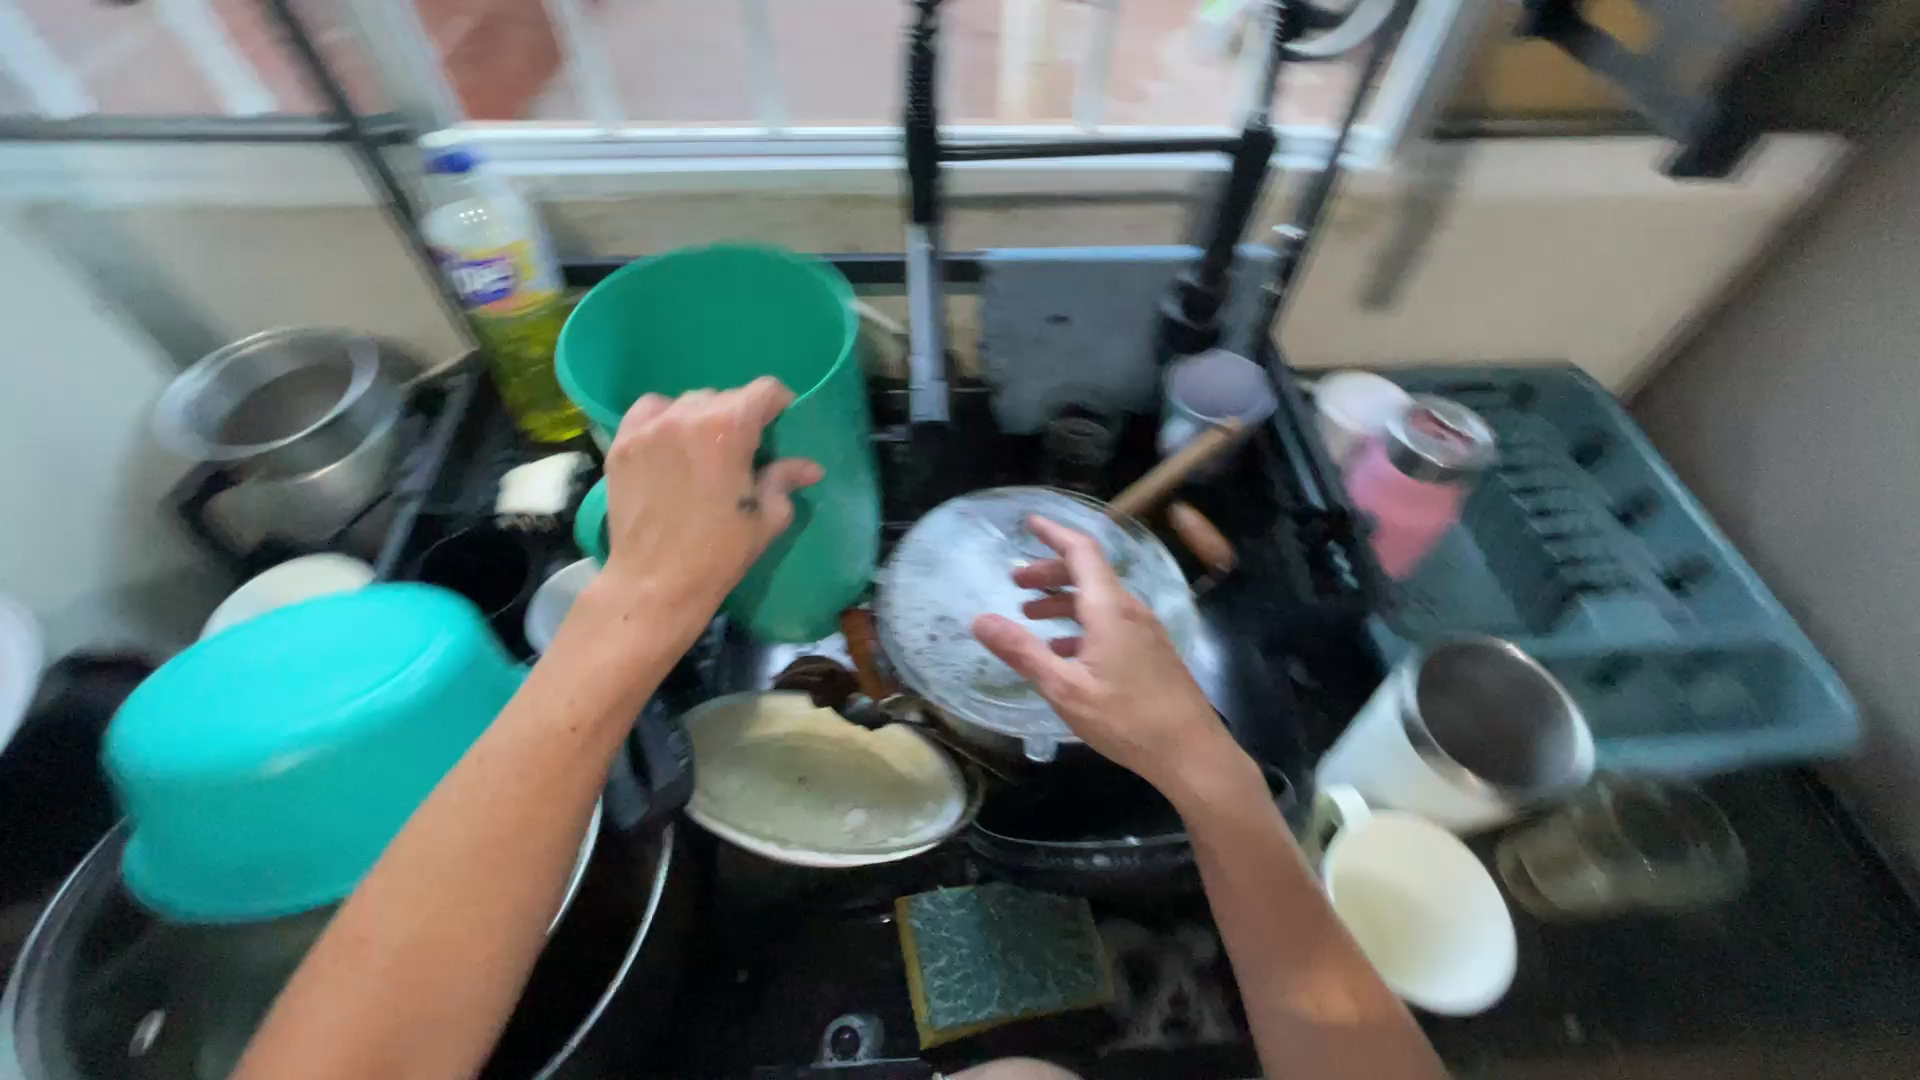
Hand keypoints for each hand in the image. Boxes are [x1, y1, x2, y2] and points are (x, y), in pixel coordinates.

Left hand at [596, 377, 822, 618]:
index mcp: (729, 429)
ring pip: (687, 403)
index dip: (779, 404)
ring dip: (703, 418)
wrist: (657, 582)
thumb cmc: (720, 553)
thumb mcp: (767, 518)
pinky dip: (664, 419)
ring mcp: (649, 428)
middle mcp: (687, 416)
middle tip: (744, 451)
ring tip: (704, 450)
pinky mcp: (622, 443)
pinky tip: (670, 444)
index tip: (781, 424)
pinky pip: (648, 412)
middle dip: (740, 417)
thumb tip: (810, 468)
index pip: (764, 390)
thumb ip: (786, 480)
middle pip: (725, 397)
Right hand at [970, 516, 1242, 797]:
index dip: (1054, 533)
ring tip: (1030, 615)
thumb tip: (980, 620)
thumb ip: (1022, 652)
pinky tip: (1063, 651)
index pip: (1081, 551)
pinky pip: (1110, 622)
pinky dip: (1081, 624)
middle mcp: (1130, 610)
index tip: (1028, 523)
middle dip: (1049, 571)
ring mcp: (1145, 630)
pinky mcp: (1151, 651)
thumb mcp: (1064, 689)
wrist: (1193, 753)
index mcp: (1109, 609)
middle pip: (1088, 574)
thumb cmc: (1127, 720)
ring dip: (1063, 600)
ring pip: (1098, 600)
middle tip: (1015, 582)